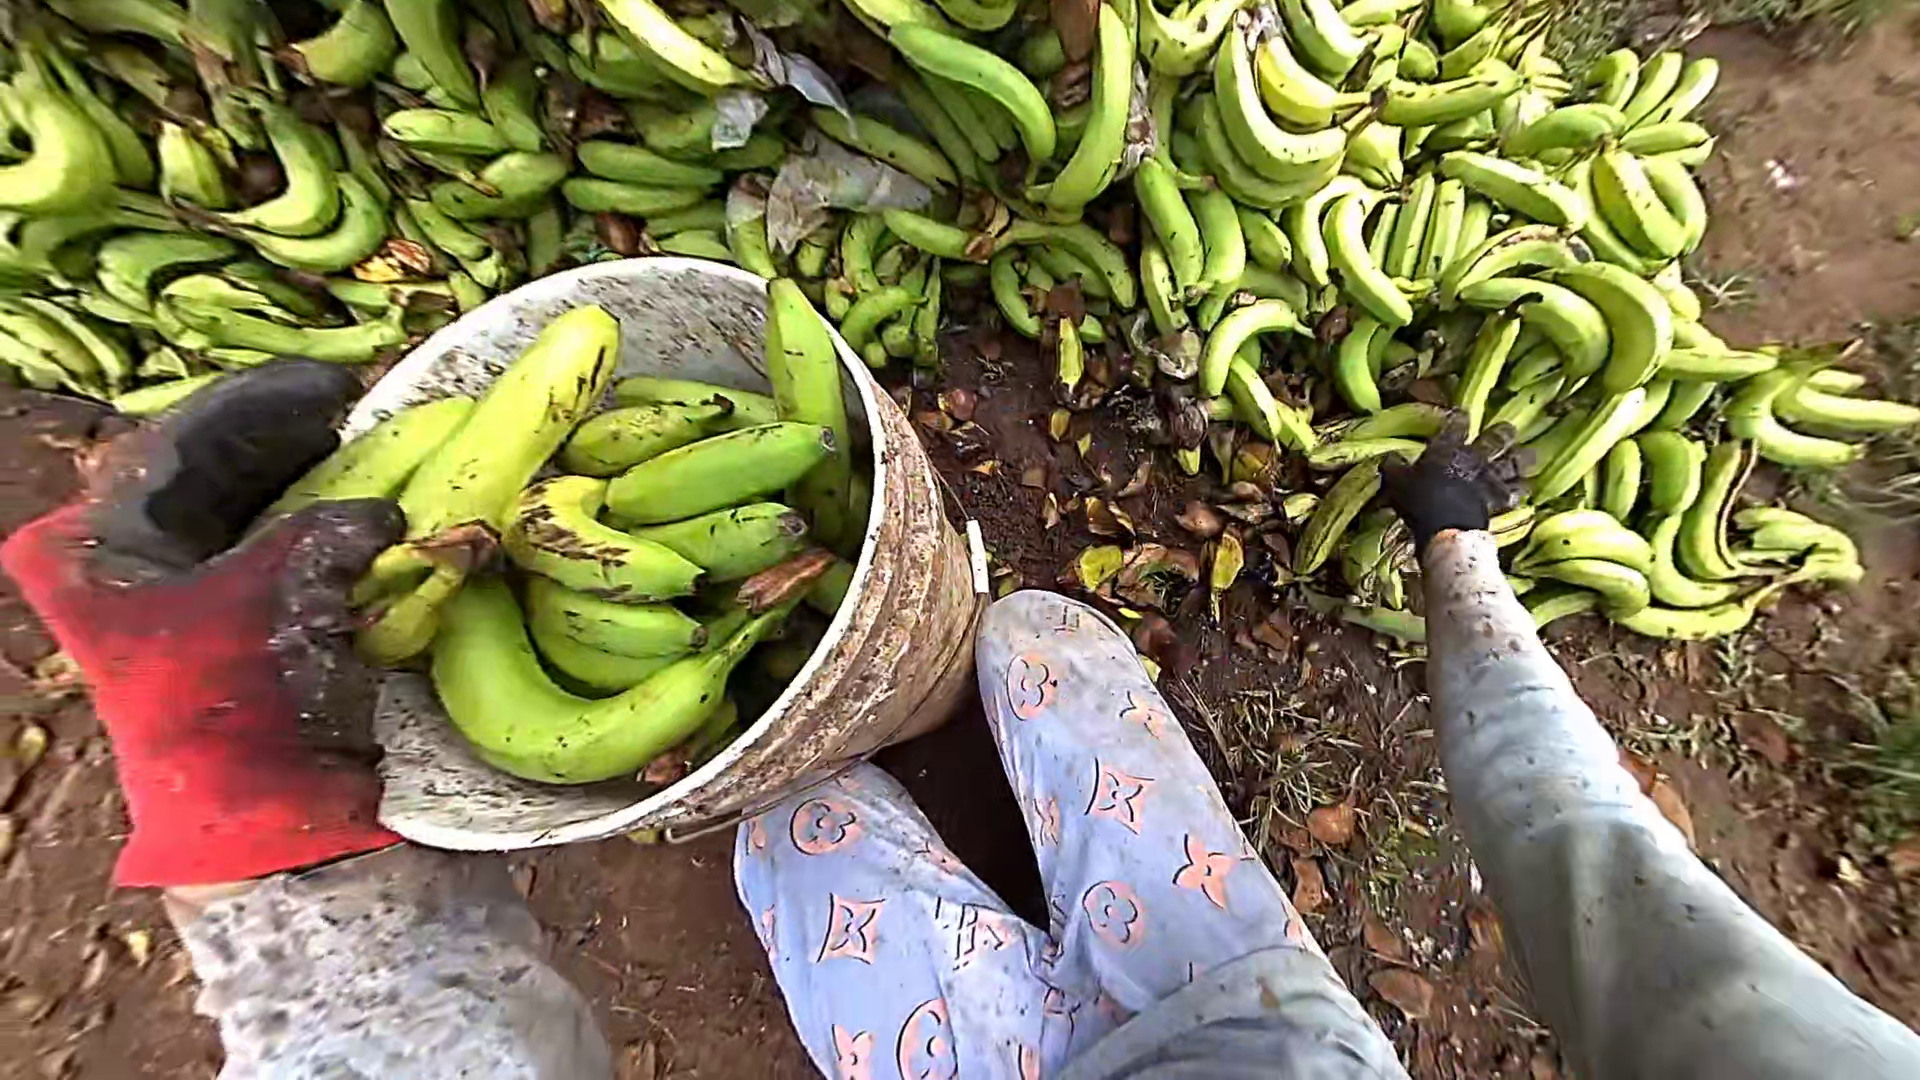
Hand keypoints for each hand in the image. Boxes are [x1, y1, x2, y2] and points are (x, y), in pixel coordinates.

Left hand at [1, 362, 404, 886]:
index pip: (175, 446)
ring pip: (268, 501)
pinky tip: (389, 507)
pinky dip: (353, 518)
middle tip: (365, 407)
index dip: (257, 404)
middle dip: (293, 434)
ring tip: (384, 447)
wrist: (273, 795)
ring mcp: (211, 585)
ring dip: (329, 472)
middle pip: (224, 467)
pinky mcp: (269, 608)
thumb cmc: (240, 705)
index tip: (336, 383)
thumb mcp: (263, 607)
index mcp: (107, 551)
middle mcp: (149, 559)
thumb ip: (317, 540)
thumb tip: (385, 515)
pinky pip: (309, 539)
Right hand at [1380, 415, 1522, 554]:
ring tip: (1525, 455)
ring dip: (1522, 458)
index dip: (1458, 418)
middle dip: (1502, 432)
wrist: (1444, 527)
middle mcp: (1475, 458)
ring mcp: (1491, 477)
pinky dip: (1519, 488)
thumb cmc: (1417, 500)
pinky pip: (1517, 490)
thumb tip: (1388, 457)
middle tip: (1506, 429)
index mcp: (1448, 449)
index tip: (1459, 415)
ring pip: (1517, 462)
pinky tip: (1519, 488)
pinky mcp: (1501, 498)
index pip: (1456, 425)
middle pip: (1497, 438)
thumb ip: (1393, 466)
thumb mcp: (1396, 481)